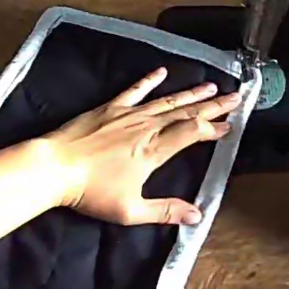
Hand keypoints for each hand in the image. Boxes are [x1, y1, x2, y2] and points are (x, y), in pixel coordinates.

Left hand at [40, 67, 243, 225]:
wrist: (54, 167)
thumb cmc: (91, 191)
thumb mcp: (130, 210)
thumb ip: (165, 211)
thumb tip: (196, 216)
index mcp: (153, 150)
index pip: (192, 134)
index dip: (213, 129)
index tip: (229, 125)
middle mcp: (145, 127)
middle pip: (186, 113)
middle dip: (212, 105)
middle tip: (234, 97)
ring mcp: (127, 115)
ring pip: (166, 100)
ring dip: (190, 93)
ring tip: (210, 85)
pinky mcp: (109, 108)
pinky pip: (134, 91)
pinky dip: (149, 81)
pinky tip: (162, 72)